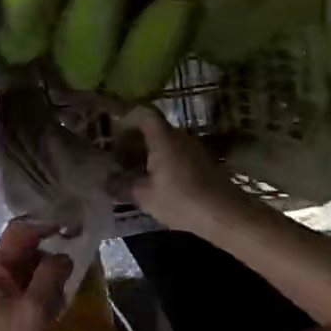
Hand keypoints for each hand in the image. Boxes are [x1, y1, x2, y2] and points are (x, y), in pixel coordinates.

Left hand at [0, 221, 72, 330]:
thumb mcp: (35, 309)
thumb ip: (50, 274)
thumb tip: (64, 253)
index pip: (20, 233)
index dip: (46, 224)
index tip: (76, 223)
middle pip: (28, 251)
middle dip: (53, 250)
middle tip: (82, 250)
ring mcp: (4, 298)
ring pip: (33, 272)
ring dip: (53, 273)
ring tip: (74, 278)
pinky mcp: (14, 316)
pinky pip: (35, 292)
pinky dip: (50, 291)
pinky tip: (64, 299)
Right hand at [122, 108, 247, 235]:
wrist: (224, 214)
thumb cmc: (180, 200)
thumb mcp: (144, 197)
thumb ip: (122, 186)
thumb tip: (106, 181)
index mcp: (163, 137)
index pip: (143, 115)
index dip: (127, 121)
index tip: (113, 134)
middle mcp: (181, 136)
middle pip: (155, 130)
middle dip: (136, 142)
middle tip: (119, 158)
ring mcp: (196, 149)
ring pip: (169, 144)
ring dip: (152, 155)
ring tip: (136, 172)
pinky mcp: (206, 163)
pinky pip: (180, 156)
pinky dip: (167, 164)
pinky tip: (159, 183)